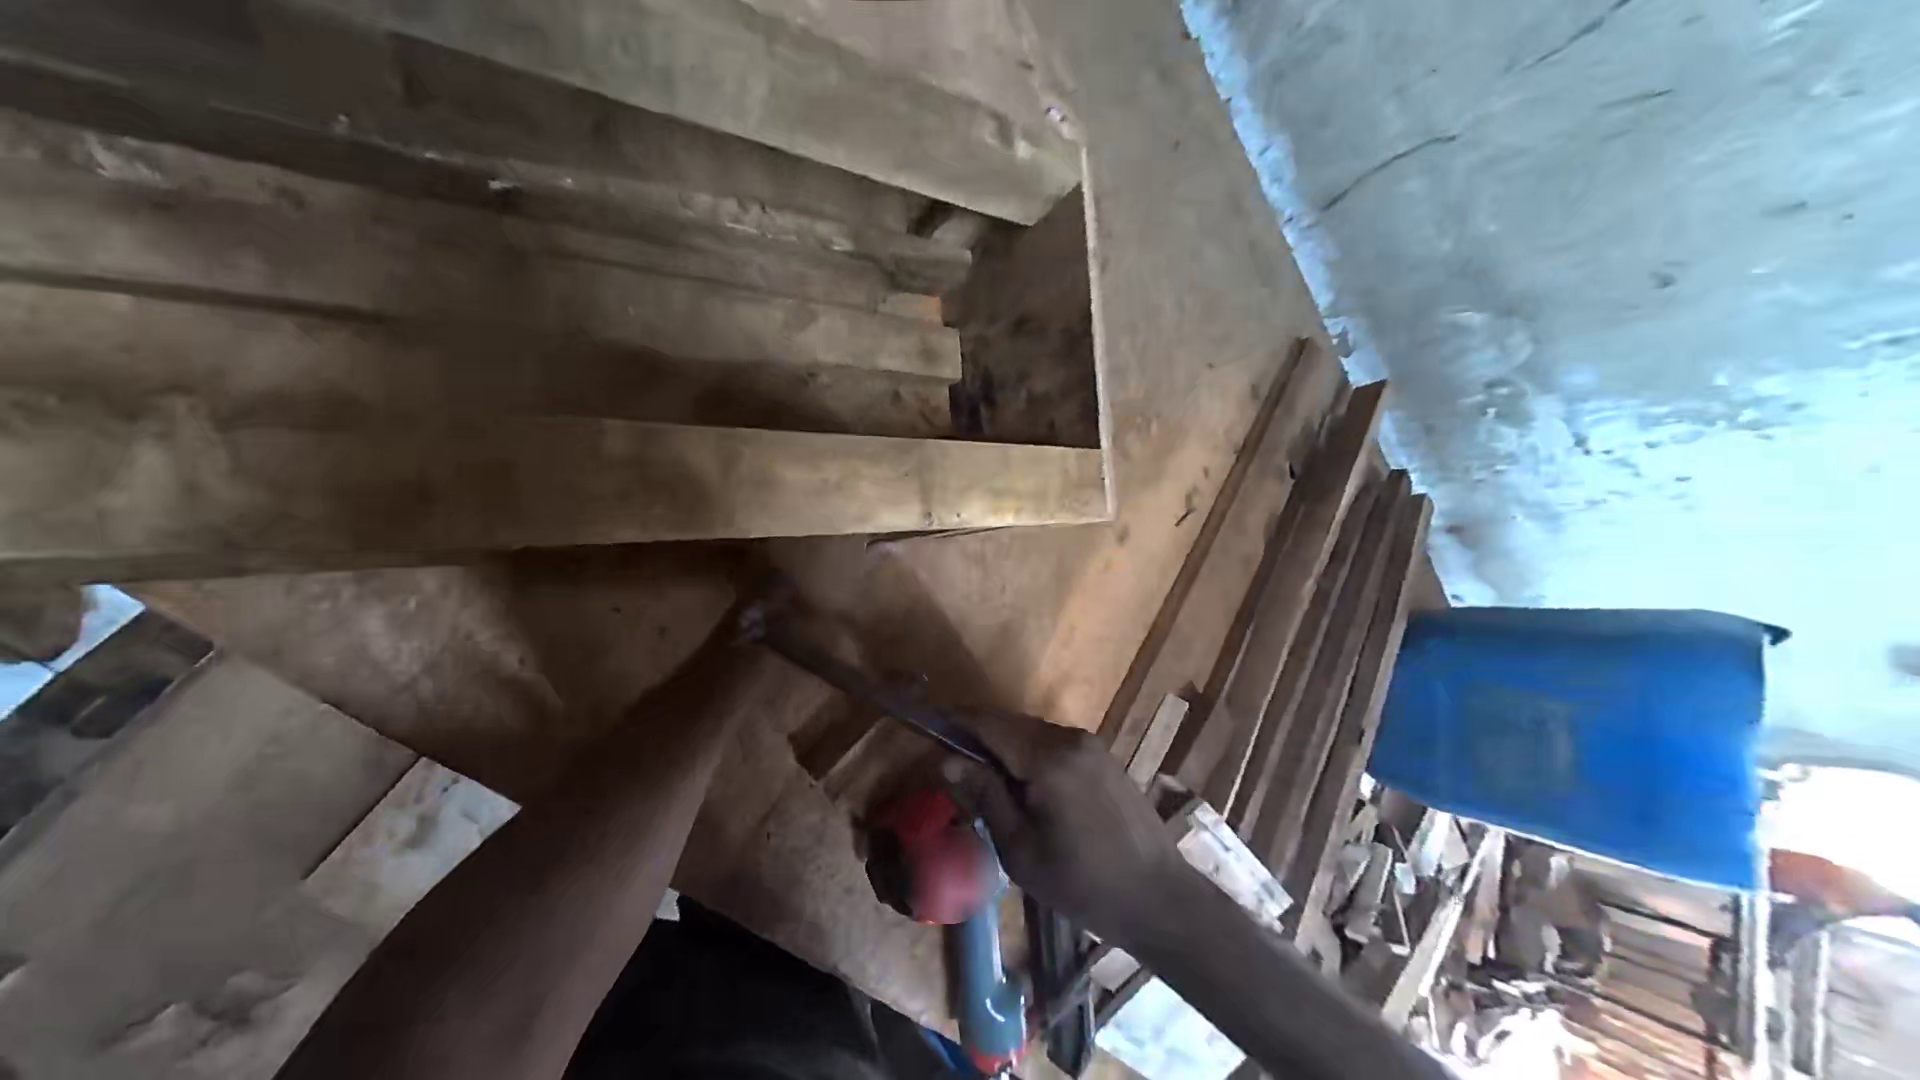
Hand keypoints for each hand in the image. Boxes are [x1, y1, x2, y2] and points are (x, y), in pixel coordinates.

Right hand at [942, 712, 1186, 943]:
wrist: (1159, 898)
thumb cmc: (1082, 883)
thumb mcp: (1021, 848)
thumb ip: (985, 796)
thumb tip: (948, 760)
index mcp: (1048, 758)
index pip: (990, 724)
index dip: (957, 721)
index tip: (929, 726)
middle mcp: (1071, 739)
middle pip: (1012, 724)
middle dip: (979, 736)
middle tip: (953, 763)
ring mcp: (1091, 746)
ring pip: (1033, 733)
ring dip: (1005, 746)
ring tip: (984, 779)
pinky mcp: (1103, 758)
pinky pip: (1054, 744)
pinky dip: (1030, 754)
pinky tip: (1023, 785)